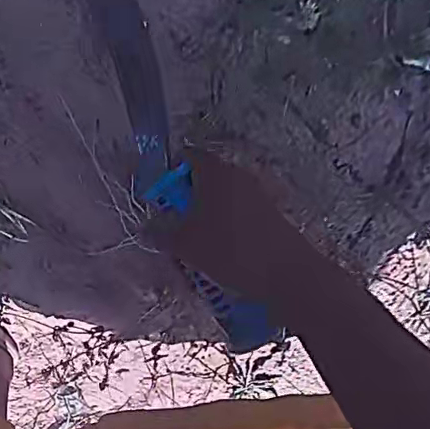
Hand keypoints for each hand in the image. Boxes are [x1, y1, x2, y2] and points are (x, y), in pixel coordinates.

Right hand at [142, 147, 318, 305]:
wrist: (283, 272)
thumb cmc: (227, 249)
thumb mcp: (183, 244)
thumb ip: (160, 233)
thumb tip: (145, 228)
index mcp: (214, 173)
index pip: (188, 156)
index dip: (169, 172)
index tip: (158, 196)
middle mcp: (237, 175)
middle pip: (204, 176)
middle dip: (184, 196)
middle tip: (170, 222)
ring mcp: (255, 193)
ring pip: (219, 196)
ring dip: (202, 213)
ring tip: (192, 241)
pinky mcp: (267, 213)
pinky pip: (235, 211)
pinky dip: (220, 223)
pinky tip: (216, 249)